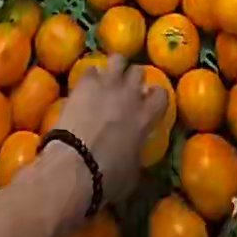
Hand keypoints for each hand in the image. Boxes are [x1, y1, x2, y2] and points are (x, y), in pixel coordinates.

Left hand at [55, 54, 166, 202]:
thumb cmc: (107, 177)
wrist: (75, 165)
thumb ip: (137, 154)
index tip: (149, 102)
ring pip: (118, 59)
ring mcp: (107, 84)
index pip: (161, 94)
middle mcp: (130, 95)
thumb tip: (135, 152)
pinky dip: (91, 77)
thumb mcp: (132, 173)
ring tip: (108, 79)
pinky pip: (92, 68)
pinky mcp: (85, 82)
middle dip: (133, 79)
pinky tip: (86, 87)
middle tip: (125, 91)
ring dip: (115, 68)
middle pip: (138, 71)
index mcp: (145, 117)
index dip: (155, 96)